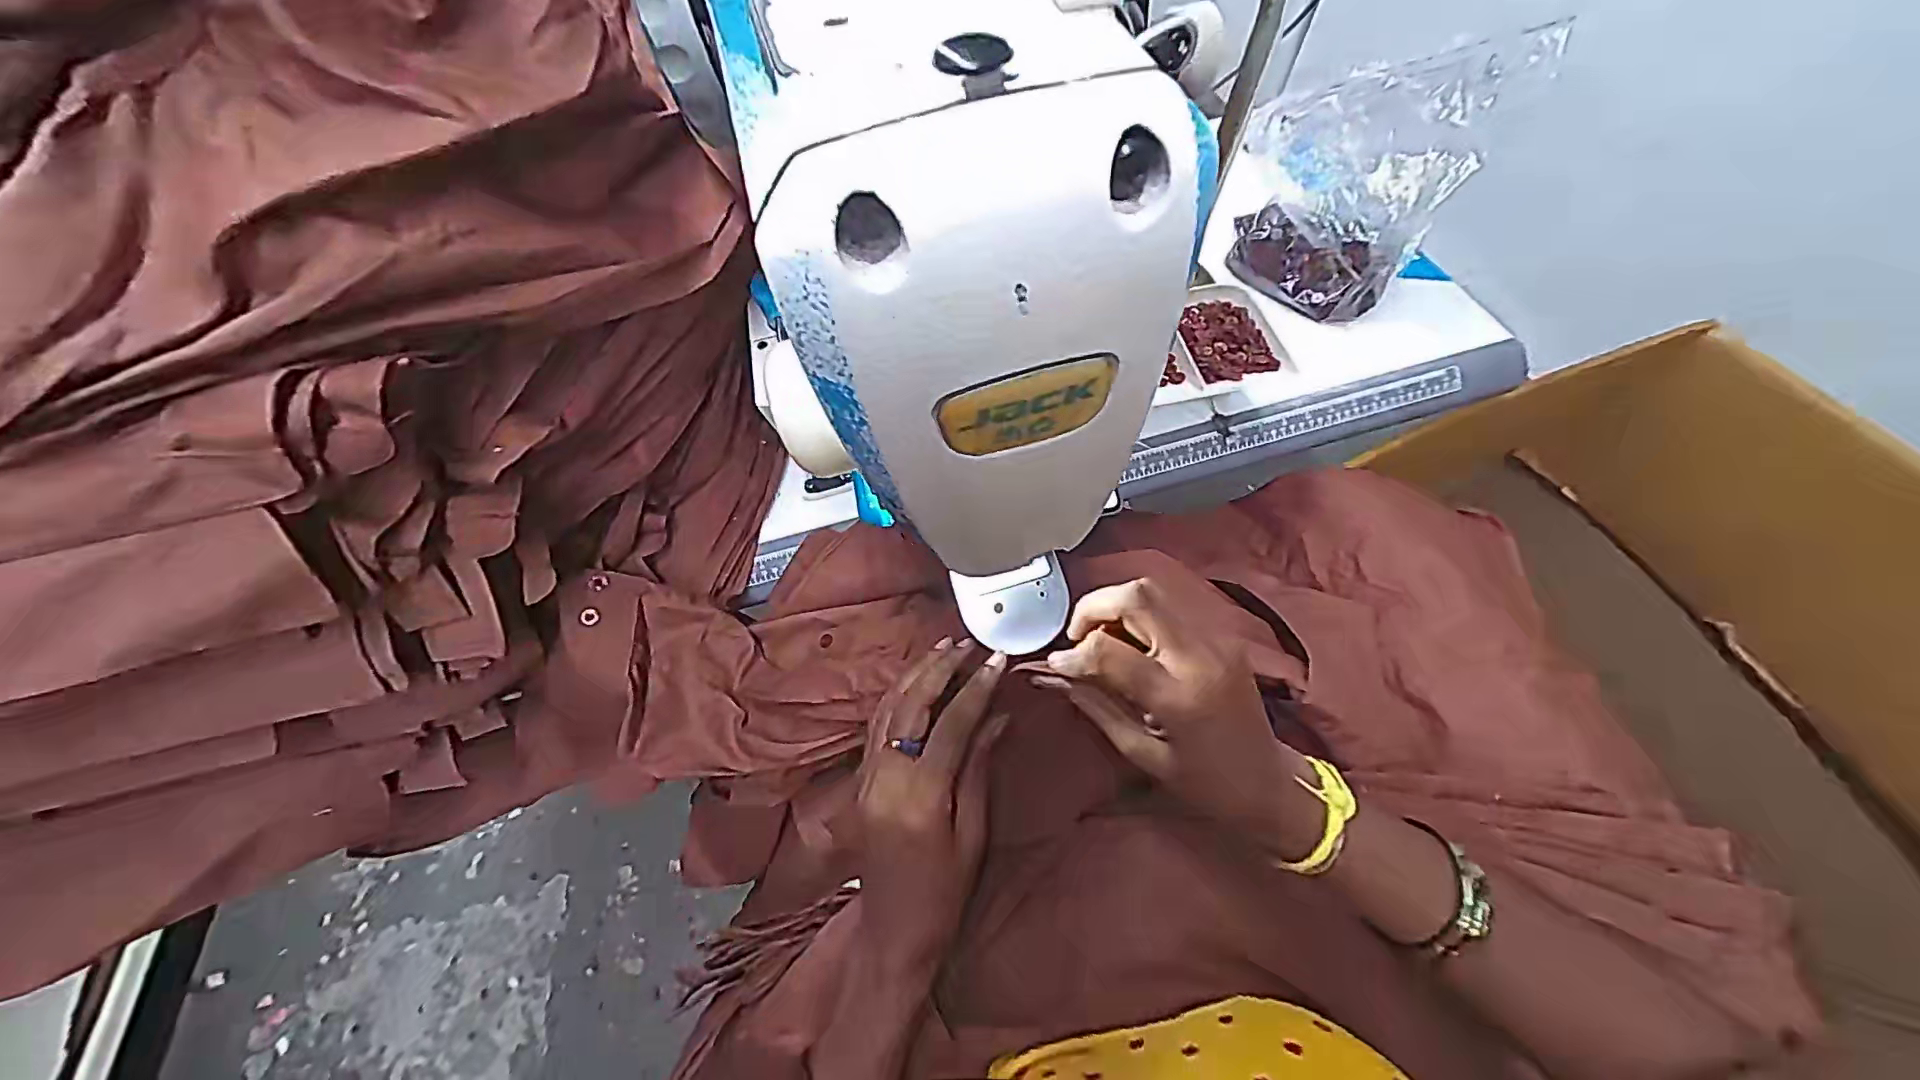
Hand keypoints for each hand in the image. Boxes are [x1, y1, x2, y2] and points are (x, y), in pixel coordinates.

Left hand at [854, 639, 1010, 968]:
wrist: (893, 930)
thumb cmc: (943, 891)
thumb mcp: (972, 834)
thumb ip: (978, 769)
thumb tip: (996, 718)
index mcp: (919, 794)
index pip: (949, 724)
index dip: (976, 688)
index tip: (997, 661)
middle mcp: (885, 776)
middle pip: (910, 704)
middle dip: (940, 668)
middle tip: (967, 644)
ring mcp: (867, 776)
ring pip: (888, 708)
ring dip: (915, 674)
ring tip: (943, 649)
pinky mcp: (862, 780)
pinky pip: (877, 724)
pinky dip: (897, 695)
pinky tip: (915, 680)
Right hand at [1032, 577, 1320, 861]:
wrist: (1270, 784)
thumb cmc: (1204, 783)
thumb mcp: (1141, 753)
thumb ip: (1096, 706)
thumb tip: (1057, 674)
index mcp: (1178, 696)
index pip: (1108, 648)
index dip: (1073, 652)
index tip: (1058, 663)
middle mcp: (1200, 656)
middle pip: (1136, 595)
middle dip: (1093, 607)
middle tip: (1078, 637)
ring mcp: (1217, 640)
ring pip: (1153, 591)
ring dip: (1116, 607)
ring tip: (1101, 639)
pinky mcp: (1223, 636)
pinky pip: (1170, 607)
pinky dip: (1139, 615)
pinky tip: (1131, 643)